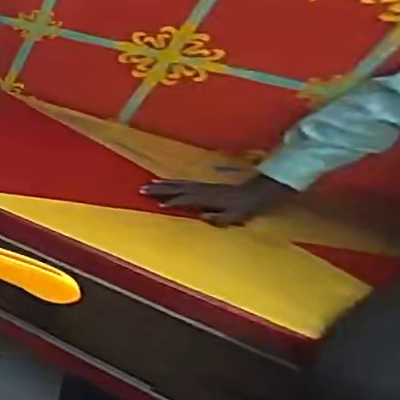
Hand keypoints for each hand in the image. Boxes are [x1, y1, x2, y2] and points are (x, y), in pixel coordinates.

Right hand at [141, 175, 292, 225]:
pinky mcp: (203, 185)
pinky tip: (165, 182)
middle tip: (141, 190)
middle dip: (159, 190)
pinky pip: (183, 182)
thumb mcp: (237, 216)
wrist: (258, 192)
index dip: (173, 202)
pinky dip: (172, 182)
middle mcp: (201, 191)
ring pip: (178, 184)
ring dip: (162, 184)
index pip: (186, 200)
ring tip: (147, 184)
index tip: (159, 205)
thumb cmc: (246, 207)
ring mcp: (201, 186)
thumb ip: (219, 217)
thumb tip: (201, 217)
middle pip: (176, 189)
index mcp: (207, 199)